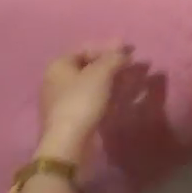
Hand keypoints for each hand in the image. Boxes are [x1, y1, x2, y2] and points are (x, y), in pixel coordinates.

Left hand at [36, 42, 130, 165]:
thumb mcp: (101, 74)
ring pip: (93, 85)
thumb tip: (123, 49)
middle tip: (134, 65)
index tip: (130, 49)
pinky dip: (108, 97)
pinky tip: (123, 98)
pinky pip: (93, 101)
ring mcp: (64, 102)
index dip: (109, 46)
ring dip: (113, 81)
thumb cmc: (81, 101)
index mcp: (59, 65)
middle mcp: (58, 81)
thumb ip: (114, 58)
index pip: (86, 49)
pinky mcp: (73, 120)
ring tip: (133, 81)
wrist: (68, 146)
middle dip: (113, 64)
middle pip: (89, 67)